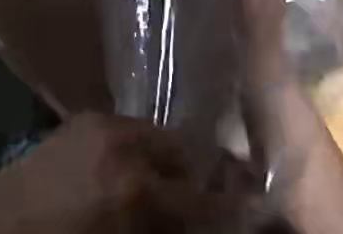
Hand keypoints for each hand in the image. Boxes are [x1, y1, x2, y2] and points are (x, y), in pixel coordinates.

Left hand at [0, 113, 244, 233]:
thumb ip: (169, 228)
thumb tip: (210, 220)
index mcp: (134, 190)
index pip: (206, 197)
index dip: (236, 208)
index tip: (256, 214)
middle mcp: (126, 144)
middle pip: (193, 155)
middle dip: (216, 180)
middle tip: (231, 202)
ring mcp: (104, 124)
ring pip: (167, 139)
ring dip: (184, 165)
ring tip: (195, 191)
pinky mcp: (86, 120)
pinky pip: (138, 133)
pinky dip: (153, 153)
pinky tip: (153, 176)